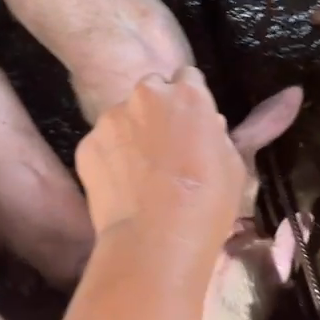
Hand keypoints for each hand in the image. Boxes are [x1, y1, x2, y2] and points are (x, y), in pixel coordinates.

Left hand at [75, 66, 244, 255]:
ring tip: (139, 173)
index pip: (188, 78)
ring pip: (123, 116)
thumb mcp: (232, 165)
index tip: (191, 122)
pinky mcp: (87, 144)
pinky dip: (110, 158)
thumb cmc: (207, 203)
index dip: (190, 100)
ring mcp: (111, 118)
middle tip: (164, 145)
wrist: (155, 242)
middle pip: (152, 89)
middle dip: (157, 109)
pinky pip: (102, 144)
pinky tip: (120, 188)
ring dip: (132, 133)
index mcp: (187, 94)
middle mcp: (147, 94)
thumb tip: (207, 127)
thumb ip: (216, 135)